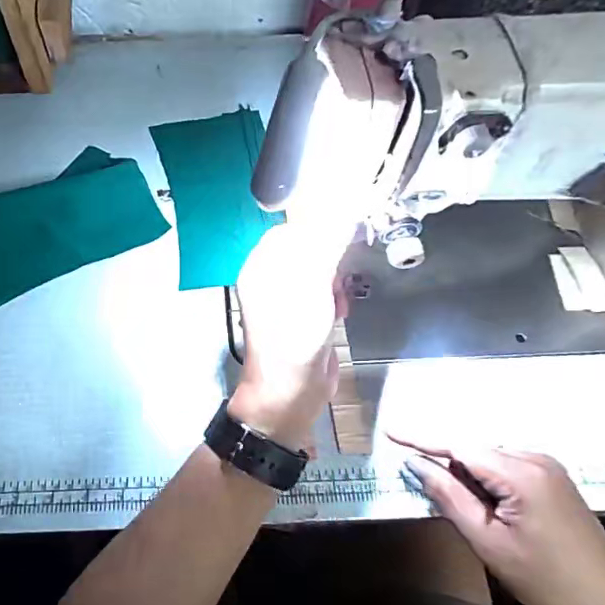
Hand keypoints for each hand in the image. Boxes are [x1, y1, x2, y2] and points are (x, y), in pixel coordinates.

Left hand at [229, 220, 354, 450]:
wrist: (292, 393)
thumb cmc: (295, 337)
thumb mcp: (313, 284)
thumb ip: (327, 245)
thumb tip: (343, 211)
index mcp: (261, 268)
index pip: (289, 231)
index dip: (317, 228)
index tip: (343, 231)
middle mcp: (270, 281)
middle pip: (307, 250)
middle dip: (330, 259)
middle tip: (340, 271)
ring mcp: (286, 301)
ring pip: (319, 272)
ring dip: (335, 281)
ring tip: (338, 299)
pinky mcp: (303, 318)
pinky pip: (323, 294)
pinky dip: (335, 299)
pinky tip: (339, 312)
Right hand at [392, 437, 604, 604]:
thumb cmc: (543, 578)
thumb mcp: (488, 541)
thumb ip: (450, 497)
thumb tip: (417, 464)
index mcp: (520, 471)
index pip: (459, 444)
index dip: (422, 439)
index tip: (391, 432)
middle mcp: (536, 458)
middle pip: (476, 448)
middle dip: (446, 459)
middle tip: (420, 481)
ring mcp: (550, 467)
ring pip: (492, 457)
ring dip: (468, 470)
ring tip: (453, 500)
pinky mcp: (556, 480)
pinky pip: (510, 466)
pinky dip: (488, 477)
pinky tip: (483, 502)